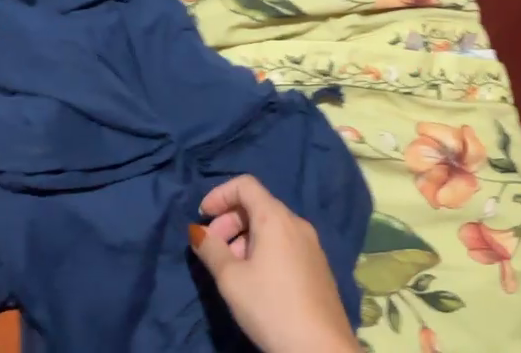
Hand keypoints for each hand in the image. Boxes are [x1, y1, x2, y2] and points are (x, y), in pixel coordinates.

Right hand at [189, 175, 360, 352]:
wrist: (322, 352)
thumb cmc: (271, 307)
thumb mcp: (231, 279)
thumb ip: (210, 249)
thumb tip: (198, 231)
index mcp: (276, 217)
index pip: (244, 184)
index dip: (219, 194)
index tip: (203, 217)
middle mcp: (297, 223)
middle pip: (257, 205)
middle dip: (229, 221)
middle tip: (212, 249)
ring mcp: (311, 246)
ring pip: (270, 227)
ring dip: (244, 238)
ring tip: (231, 269)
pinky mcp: (318, 268)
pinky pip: (284, 244)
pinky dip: (263, 250)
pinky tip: (255, 281)